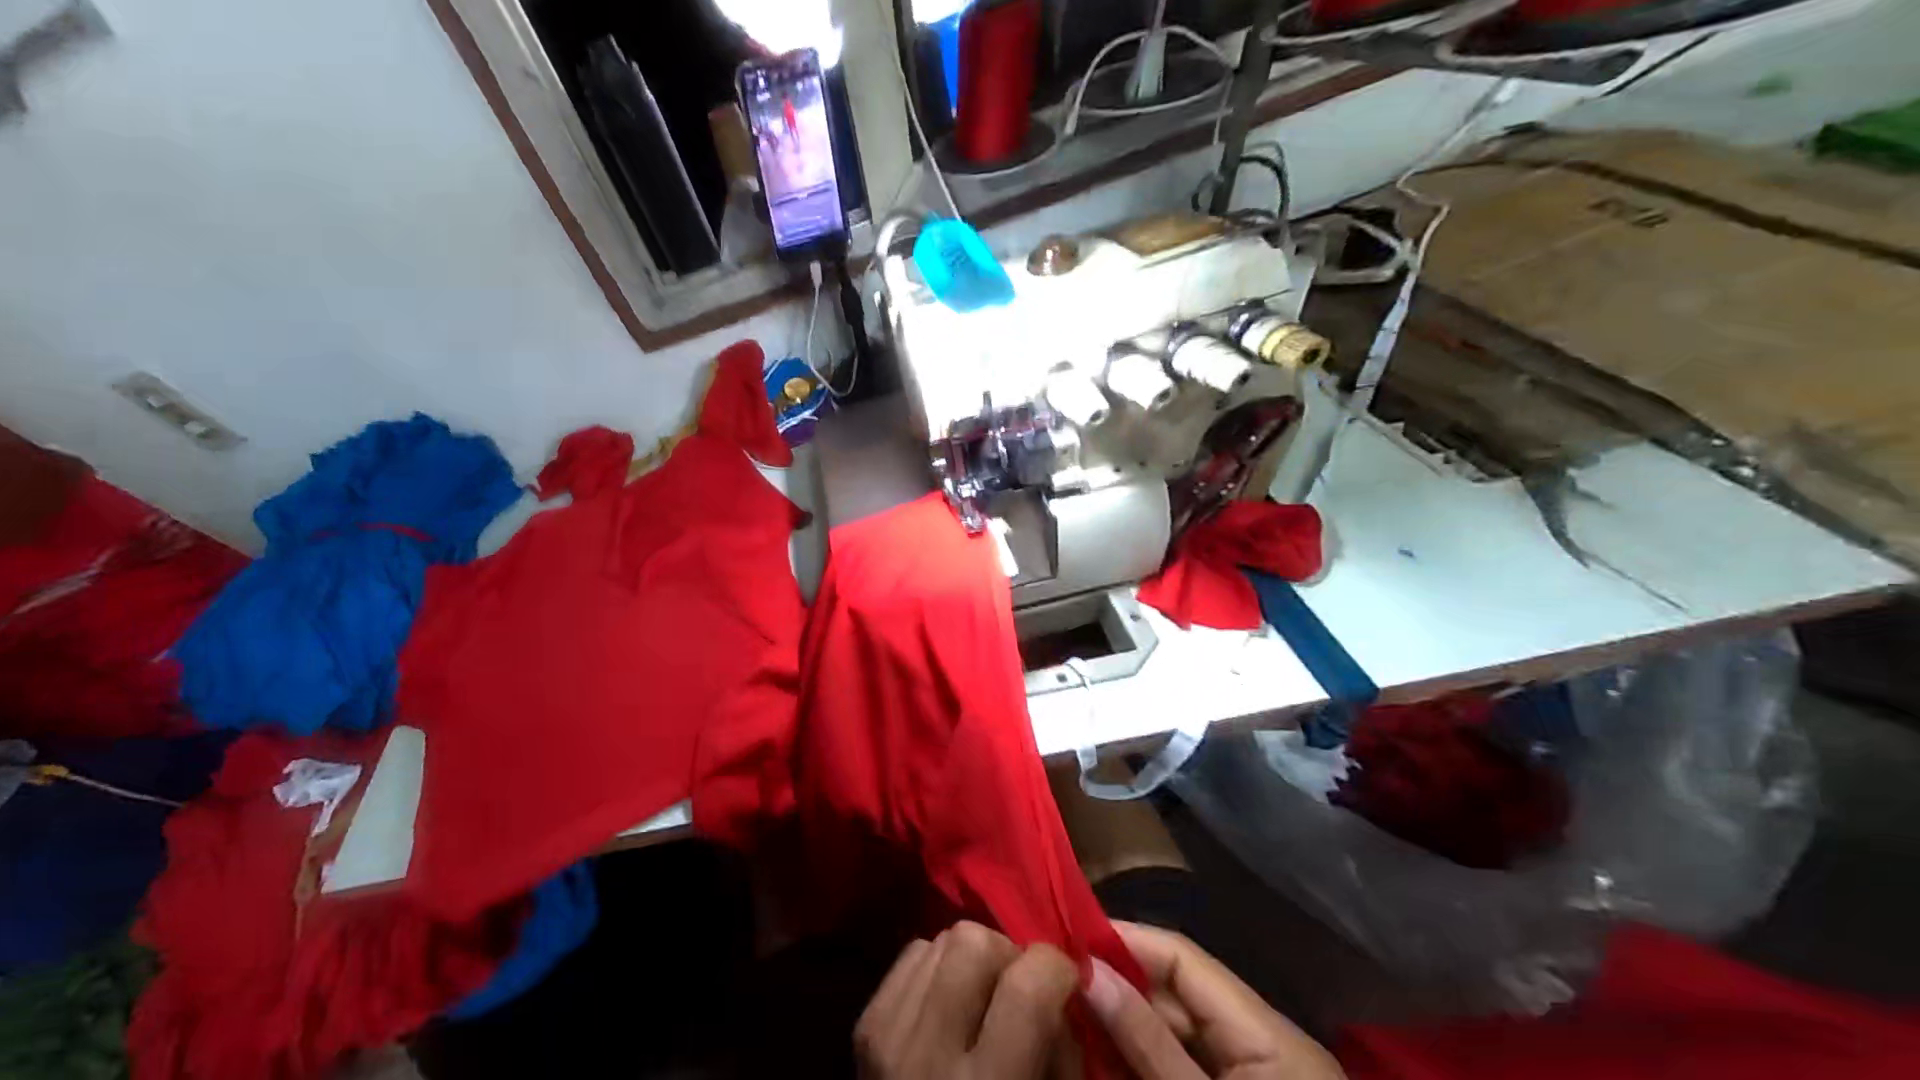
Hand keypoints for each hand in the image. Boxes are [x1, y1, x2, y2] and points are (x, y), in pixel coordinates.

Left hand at [856, 921, 1081, 1079]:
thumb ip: (1061, 1046)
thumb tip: (1058, 983)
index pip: (1025, 988)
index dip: (1054, 968)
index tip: (1064, 982)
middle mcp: (929, 1055)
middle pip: (972, 941)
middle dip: (1005, 954)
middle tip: (1016, 990)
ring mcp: (889, 1034)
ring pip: (941, 939)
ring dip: (970, 959)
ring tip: (979, 998)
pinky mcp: (866, 1023)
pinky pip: (913, 955)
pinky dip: (938, 967)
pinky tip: (946, 1004)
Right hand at [1086, 921, 1345, 1079]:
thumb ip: (1148, 1040)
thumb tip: (1086, 970)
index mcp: (1269, 1031)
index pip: (1185, 957)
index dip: (1126, 939)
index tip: (1069, 936)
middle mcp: (1260, 1041)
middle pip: (1174, 994)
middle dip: (1116, 986)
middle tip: (1055, 982)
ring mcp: (1250, 1072)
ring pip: (1172, 1031)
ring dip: (1121, 1025)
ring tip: (1066, 1014)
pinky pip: (1181, 1063)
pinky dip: (1140, 1058)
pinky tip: (1096, 1054)